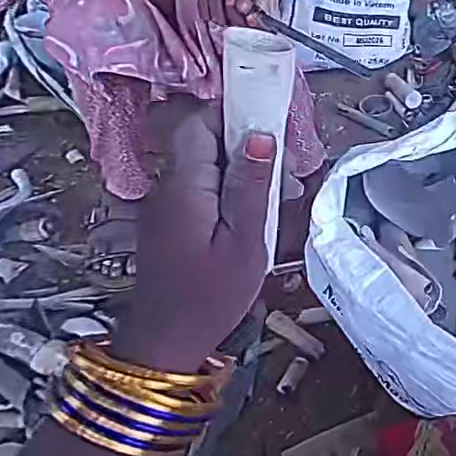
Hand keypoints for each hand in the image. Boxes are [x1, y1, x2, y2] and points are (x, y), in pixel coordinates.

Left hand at [111, 102, 275, 371]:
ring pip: (209, 160)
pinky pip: (205, 183)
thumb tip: (262, 135)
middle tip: (287, 170)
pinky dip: (234, 186)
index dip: (235, 113)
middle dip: (249, 142)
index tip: (273, 125)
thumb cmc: (211, 297)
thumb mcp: (245, 242)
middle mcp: (170, 186)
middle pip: (206, 139)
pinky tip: (259, 210)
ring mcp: (169, 201)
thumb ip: (252, 186)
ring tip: (281, 192)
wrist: (168, 341)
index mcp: (185, 186)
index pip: (199, 123)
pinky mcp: (175, 216)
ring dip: (246, 165)